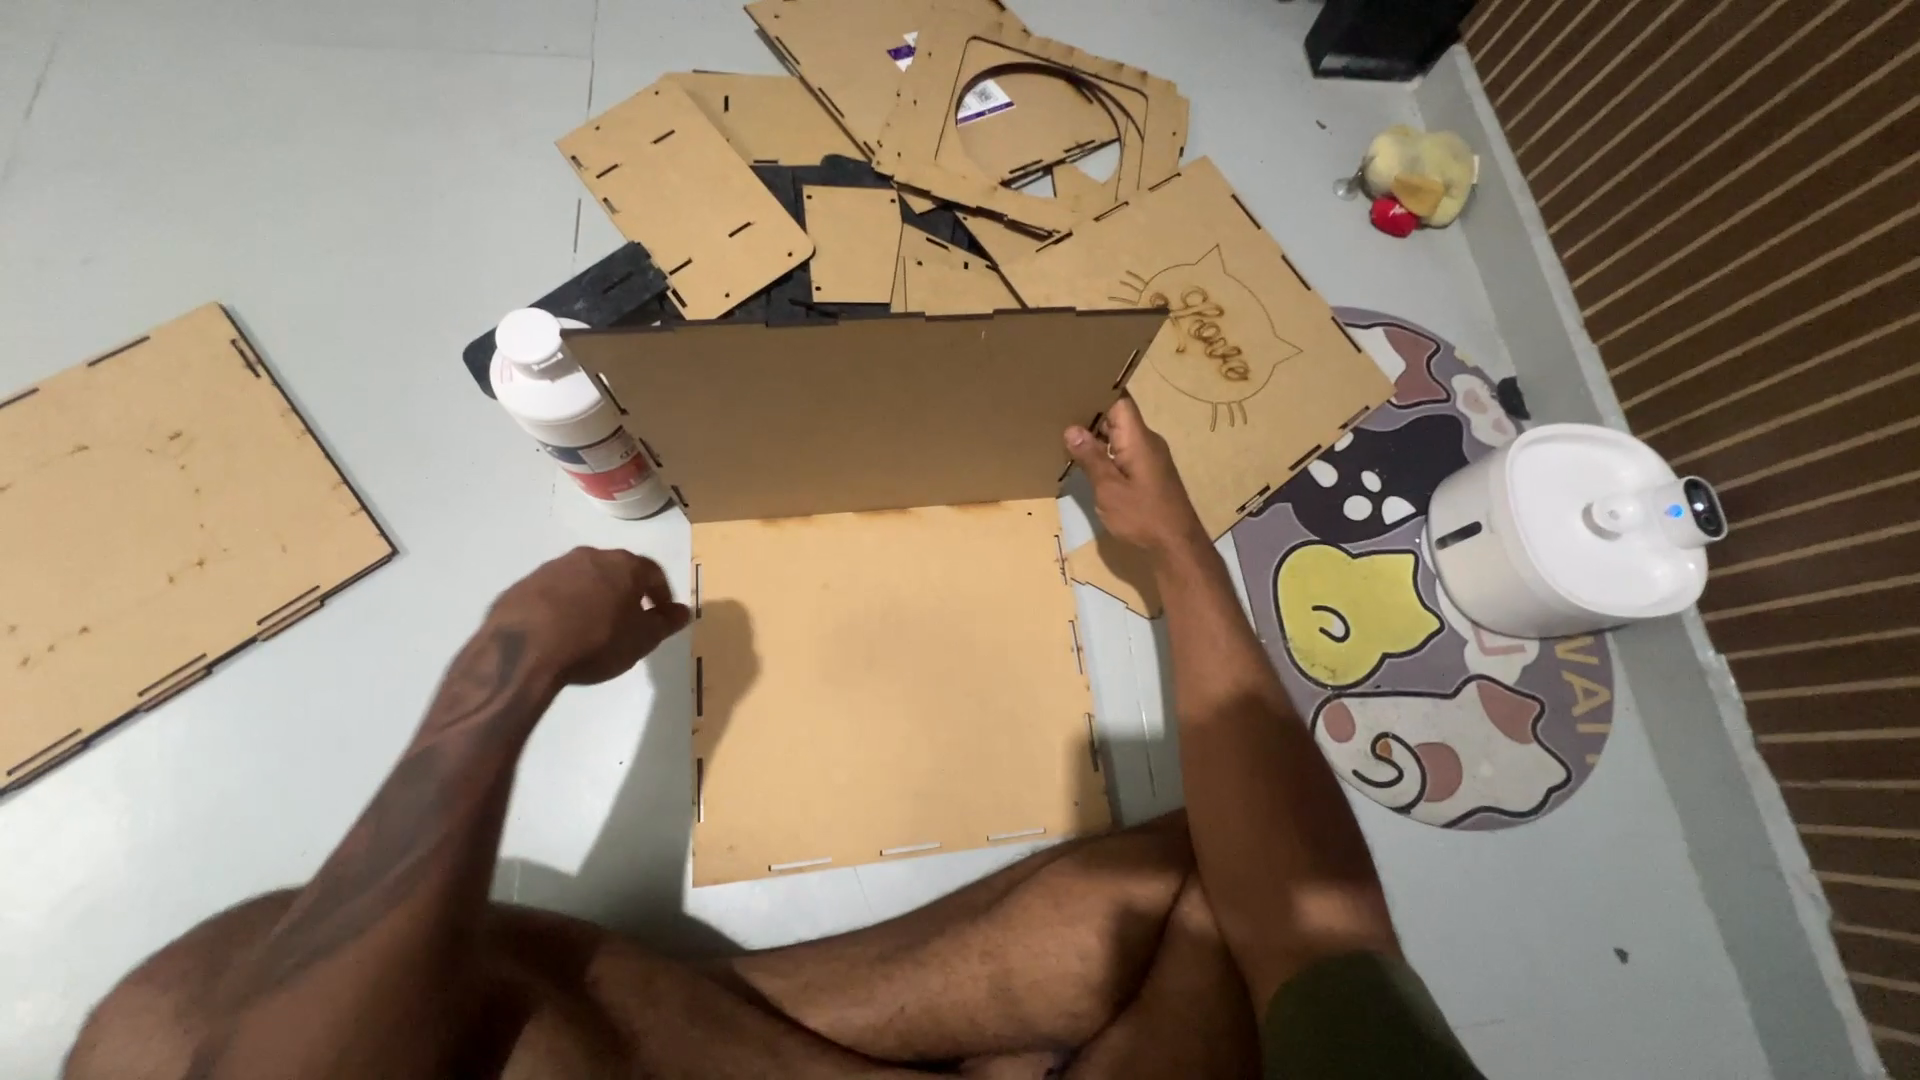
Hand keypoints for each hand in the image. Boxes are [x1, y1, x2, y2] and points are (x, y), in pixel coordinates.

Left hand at [486, 547, 690, 686]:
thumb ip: (665, 623)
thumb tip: (683, 611)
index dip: (661, 594)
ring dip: (592, 597)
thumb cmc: (596, 642)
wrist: (524, 651)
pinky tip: (560, 630)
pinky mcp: (523, 584)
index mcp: (624, 565)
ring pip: (583, 579)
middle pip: (616, 571)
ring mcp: (553, 568)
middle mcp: (590, 557)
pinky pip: (553, 592)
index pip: (653, 573)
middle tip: (628, 619)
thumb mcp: (642, 639)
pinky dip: (562, 606)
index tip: (662, 614)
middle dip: (625, 592)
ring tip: (591, 627)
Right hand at [1065, 396, 1208, 557]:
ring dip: (1097, 436)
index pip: (1120, 401)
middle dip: (1091, 414)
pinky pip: (1125, 451)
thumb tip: (1071, 429)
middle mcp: (1147, 441)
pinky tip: (1087, 460)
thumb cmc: (1142, 516)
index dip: (1098, 394)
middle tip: (1058, 413)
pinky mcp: (1149, 472)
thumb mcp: (1109, 489)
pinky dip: (1106, 451)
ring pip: (1121, 435)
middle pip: (1119, 416)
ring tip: (1066, 435)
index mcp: (1138, 439)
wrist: (1176, 544)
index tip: (1072, 391)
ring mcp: (1150, 457)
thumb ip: (1091, 458)